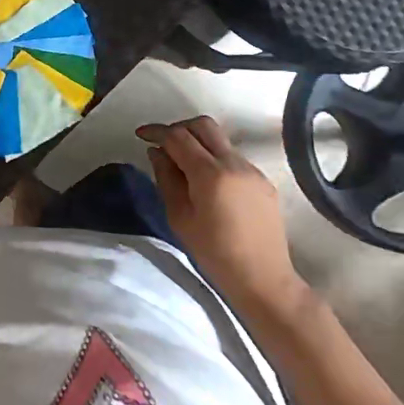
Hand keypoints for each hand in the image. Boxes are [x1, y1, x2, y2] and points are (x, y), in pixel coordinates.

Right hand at [137, 117, 306, 318]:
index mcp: (211, 174)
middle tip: (162, 143)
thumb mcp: (178, 215)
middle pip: (204, 126)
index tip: (140, 135)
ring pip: (220, 140)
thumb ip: (166, 177)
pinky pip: (232, 157)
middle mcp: (235, 165)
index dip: (156, 131)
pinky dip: (213, 157)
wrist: (262, 278)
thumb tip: (157, 152)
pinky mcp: (263, 182)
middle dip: (178, 128)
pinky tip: (204, 180)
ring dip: (197, 143)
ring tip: (180, 164)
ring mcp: (253, 172)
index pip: (179, 137)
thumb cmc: (213, 251)